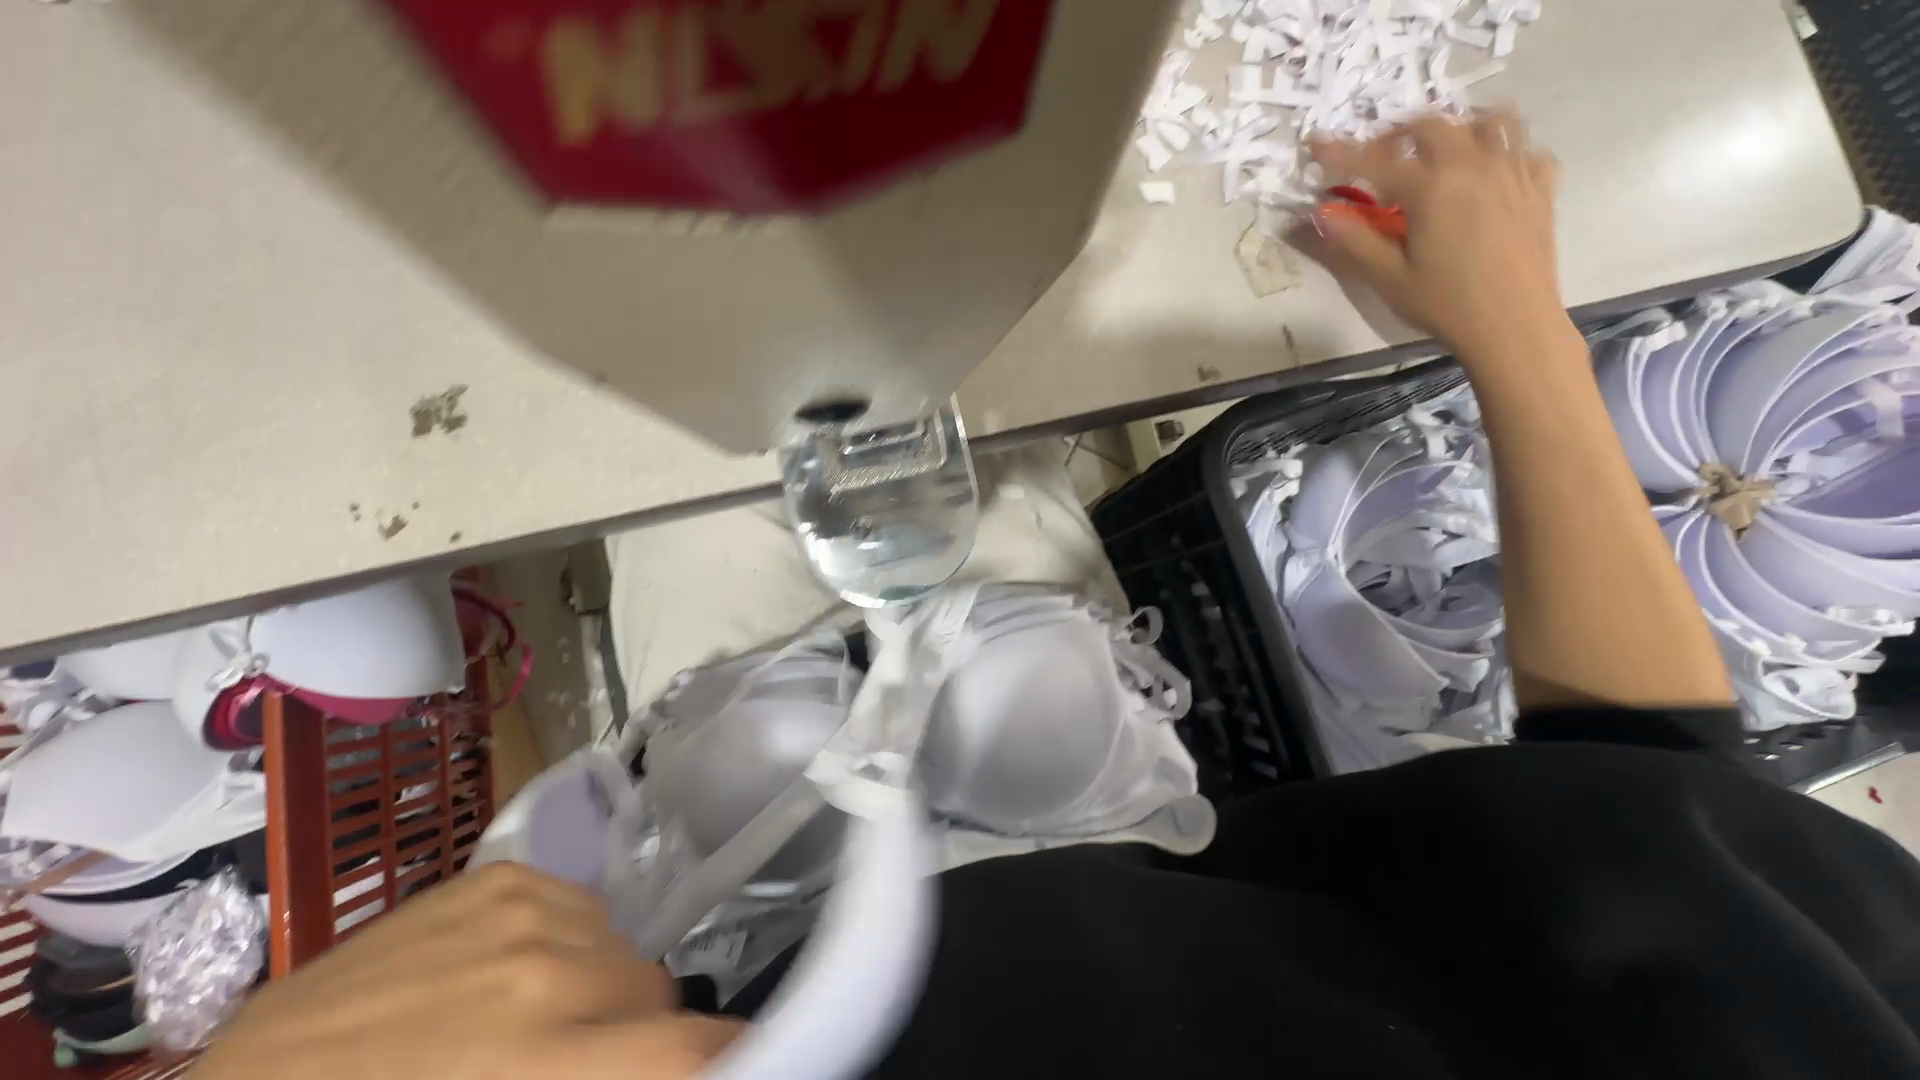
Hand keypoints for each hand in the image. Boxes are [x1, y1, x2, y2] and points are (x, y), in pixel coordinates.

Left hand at [192, 863, 739, 1079]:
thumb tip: (659, 1063)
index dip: (725, 1056)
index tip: (720, 1062)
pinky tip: (511, 975)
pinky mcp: (496, 878)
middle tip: (583, 1061)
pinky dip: (568, 946)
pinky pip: (582, 910)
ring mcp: (520, 908)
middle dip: (637, 1034)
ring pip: (622, 949)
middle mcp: (545, 967)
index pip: (688, 1047)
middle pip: (657, 992)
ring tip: (538, 1020)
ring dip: (601, 987)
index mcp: (540, 1058)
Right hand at [1309, 110, 1565, 360]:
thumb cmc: (1445, 304)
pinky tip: (1490, 172)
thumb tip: (1321, 212)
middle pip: (1434, 125)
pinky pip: (1525, 147)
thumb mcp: (1388, 277)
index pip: (1375, 161)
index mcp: (1432, 186)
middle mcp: (1475, 164)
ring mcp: (1514, 170)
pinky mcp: (1540, 186)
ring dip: (1460, 125)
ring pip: (1491, 120)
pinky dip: (1504, 149)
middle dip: (1400, 133)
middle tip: (1381, 156)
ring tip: (1442, 148)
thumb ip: (1354, 240)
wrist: (1513, 324)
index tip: (1315, 144)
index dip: (1341, 152)